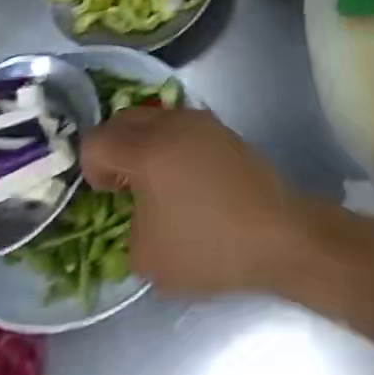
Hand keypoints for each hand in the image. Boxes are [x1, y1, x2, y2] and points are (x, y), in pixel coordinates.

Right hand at [80, 108, 311, 295]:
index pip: (97, 140)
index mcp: (148, 149)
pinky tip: (186, 178)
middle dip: (114, 148)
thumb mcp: (146, 256)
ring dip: (145, 142)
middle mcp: (175, 125)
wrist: (280, 236)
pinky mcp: (228, 133)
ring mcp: (206, 125)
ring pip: (158, 118)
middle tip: (124, 184)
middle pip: (124, 120)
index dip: (92, 169)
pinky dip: (174, 144)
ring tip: (156, 181)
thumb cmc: (209, 248)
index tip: (109, 195)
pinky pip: (185, 127)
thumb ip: (127, 224)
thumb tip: (138, 209)